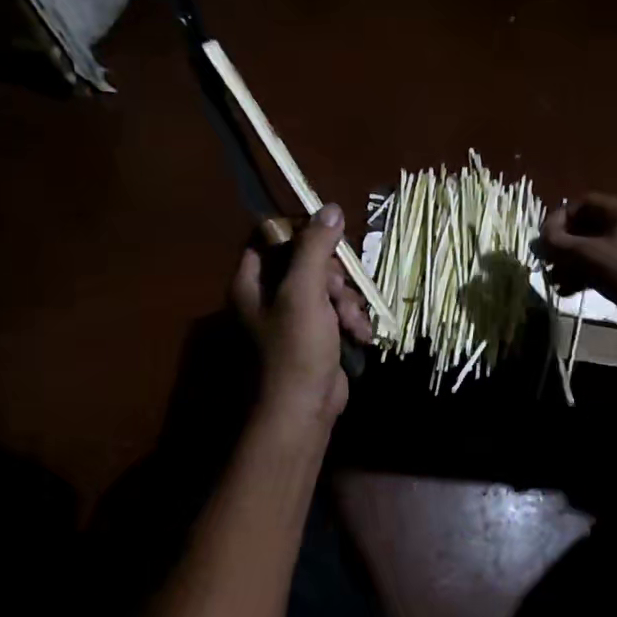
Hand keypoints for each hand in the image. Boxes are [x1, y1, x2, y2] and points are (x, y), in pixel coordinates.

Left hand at [230, 204, 371, 421]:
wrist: (305, 408)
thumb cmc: (297, 347)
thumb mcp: (305, 291)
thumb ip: (316, 248)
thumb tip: (330, 208)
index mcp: (254, 283)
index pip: (271, 239)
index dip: (300, 234)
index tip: (329, 237)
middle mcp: (270, 297)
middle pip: (308, 263)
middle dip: (335, 277)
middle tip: (341, 293)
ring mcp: (295, 318)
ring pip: (329, 288)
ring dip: (349, 302)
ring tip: (354, 324)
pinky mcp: (318, 337)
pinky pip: (339, 313)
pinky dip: (353, 321)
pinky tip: (362, 336)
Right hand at [538, 194, 616, 325]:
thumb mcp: (587, 253)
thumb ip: (558, 242)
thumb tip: (540, 238)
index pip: (582, 203)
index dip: (560, 217)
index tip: (545, 237)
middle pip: (584, 228)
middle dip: (562, 246)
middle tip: (546, 261)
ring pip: (589, 251)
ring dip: (568, 264)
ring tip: (554, 281)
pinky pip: (597, 268)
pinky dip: (580, 276)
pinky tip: (566, 291)